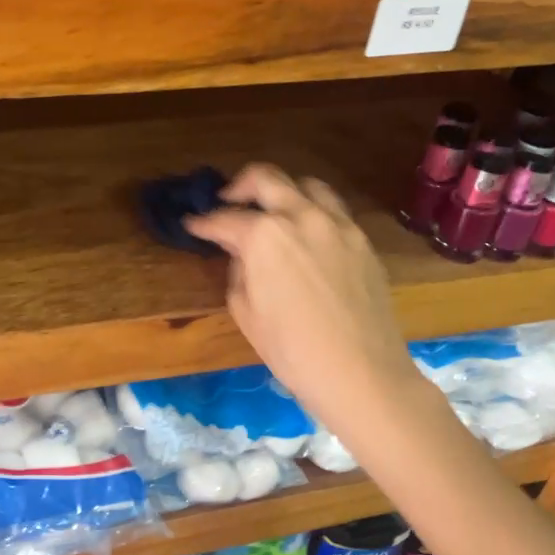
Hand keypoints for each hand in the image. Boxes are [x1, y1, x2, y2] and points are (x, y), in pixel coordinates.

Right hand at [185, 164, 423, 428]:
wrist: (362, 376)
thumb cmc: (291, 350)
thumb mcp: (244, 310)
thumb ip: (237, 268)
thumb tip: (241, 252)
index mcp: (264, 234)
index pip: (224, 219)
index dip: (202, 224)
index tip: (192, 225)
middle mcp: (300, 216)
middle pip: (265, 179)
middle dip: (239, 186)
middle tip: (227, 201)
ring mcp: (337, 225)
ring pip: (306, 186)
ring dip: (283, 192)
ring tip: (273, 210)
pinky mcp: (362, 241)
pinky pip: (334, 211)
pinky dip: (313, 213)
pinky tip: (306, 235)